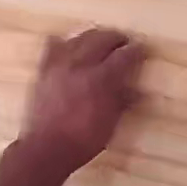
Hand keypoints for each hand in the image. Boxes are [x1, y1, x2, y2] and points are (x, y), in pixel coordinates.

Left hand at [18, 28, 145, 173]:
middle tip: (124, 42)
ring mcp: (60, 64)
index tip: (142, 48)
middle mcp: (81, 64)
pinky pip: (53, 45)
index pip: (124, 56)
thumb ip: (122, 102)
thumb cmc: (84, 141)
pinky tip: (69, 46)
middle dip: (117, 38)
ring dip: (94, 36)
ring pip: (79, 37)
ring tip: (101, 42)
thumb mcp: (110, 124)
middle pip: (103, 39)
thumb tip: (138, 91)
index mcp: (101, 79)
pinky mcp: (44, 69)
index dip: (136, 51)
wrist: (47, 148)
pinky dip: (64, 42)